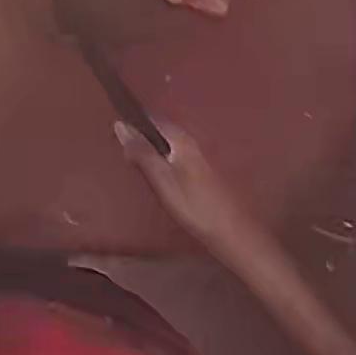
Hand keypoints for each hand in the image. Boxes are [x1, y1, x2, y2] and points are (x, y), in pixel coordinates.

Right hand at [117, 118, 243, 237]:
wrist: (236, 236)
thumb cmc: (194, 207)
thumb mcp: (161, 179)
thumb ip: (141, 152)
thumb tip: (120, 124)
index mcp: (181, 139)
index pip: (151, 118)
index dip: (134, 124)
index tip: (120, 139)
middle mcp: (193, 141)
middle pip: (160, 131)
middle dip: (144, 140)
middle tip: (132, 160)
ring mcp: (201, 156)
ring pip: (169, 146)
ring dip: (155, 153)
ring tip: (146, 172)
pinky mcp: (205, 171)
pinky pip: (177, 158)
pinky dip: (166, 163)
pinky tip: (165, 182)